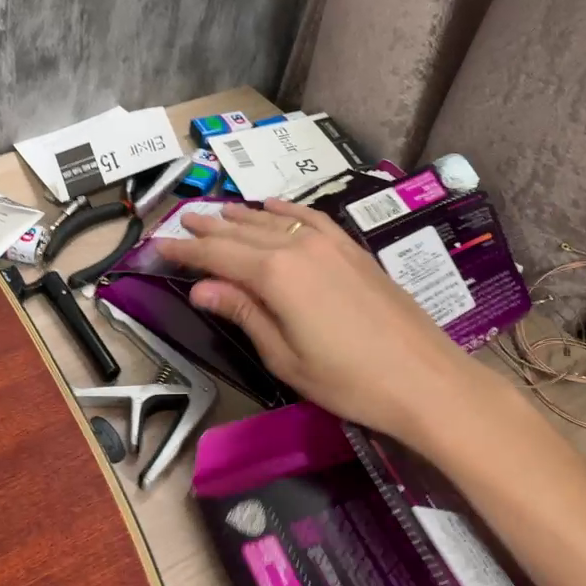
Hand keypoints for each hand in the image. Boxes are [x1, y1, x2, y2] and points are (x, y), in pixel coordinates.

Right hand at [153, 198, 501, 446]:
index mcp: (274, 274)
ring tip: (215, 213)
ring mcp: (328, 242)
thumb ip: (242, 313)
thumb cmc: (348, 380)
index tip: (158, 247)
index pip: (216, 255)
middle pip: (240, 231)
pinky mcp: (351, 248)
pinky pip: (308, 216)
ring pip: (271, 219)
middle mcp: (297, 245)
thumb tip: (200, 287)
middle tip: (180, 223)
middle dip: (207, 228)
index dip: (185, 251)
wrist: (426, 380)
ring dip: (239, 216)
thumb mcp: (284, 357)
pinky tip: (271, 206)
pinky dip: (284, 209)